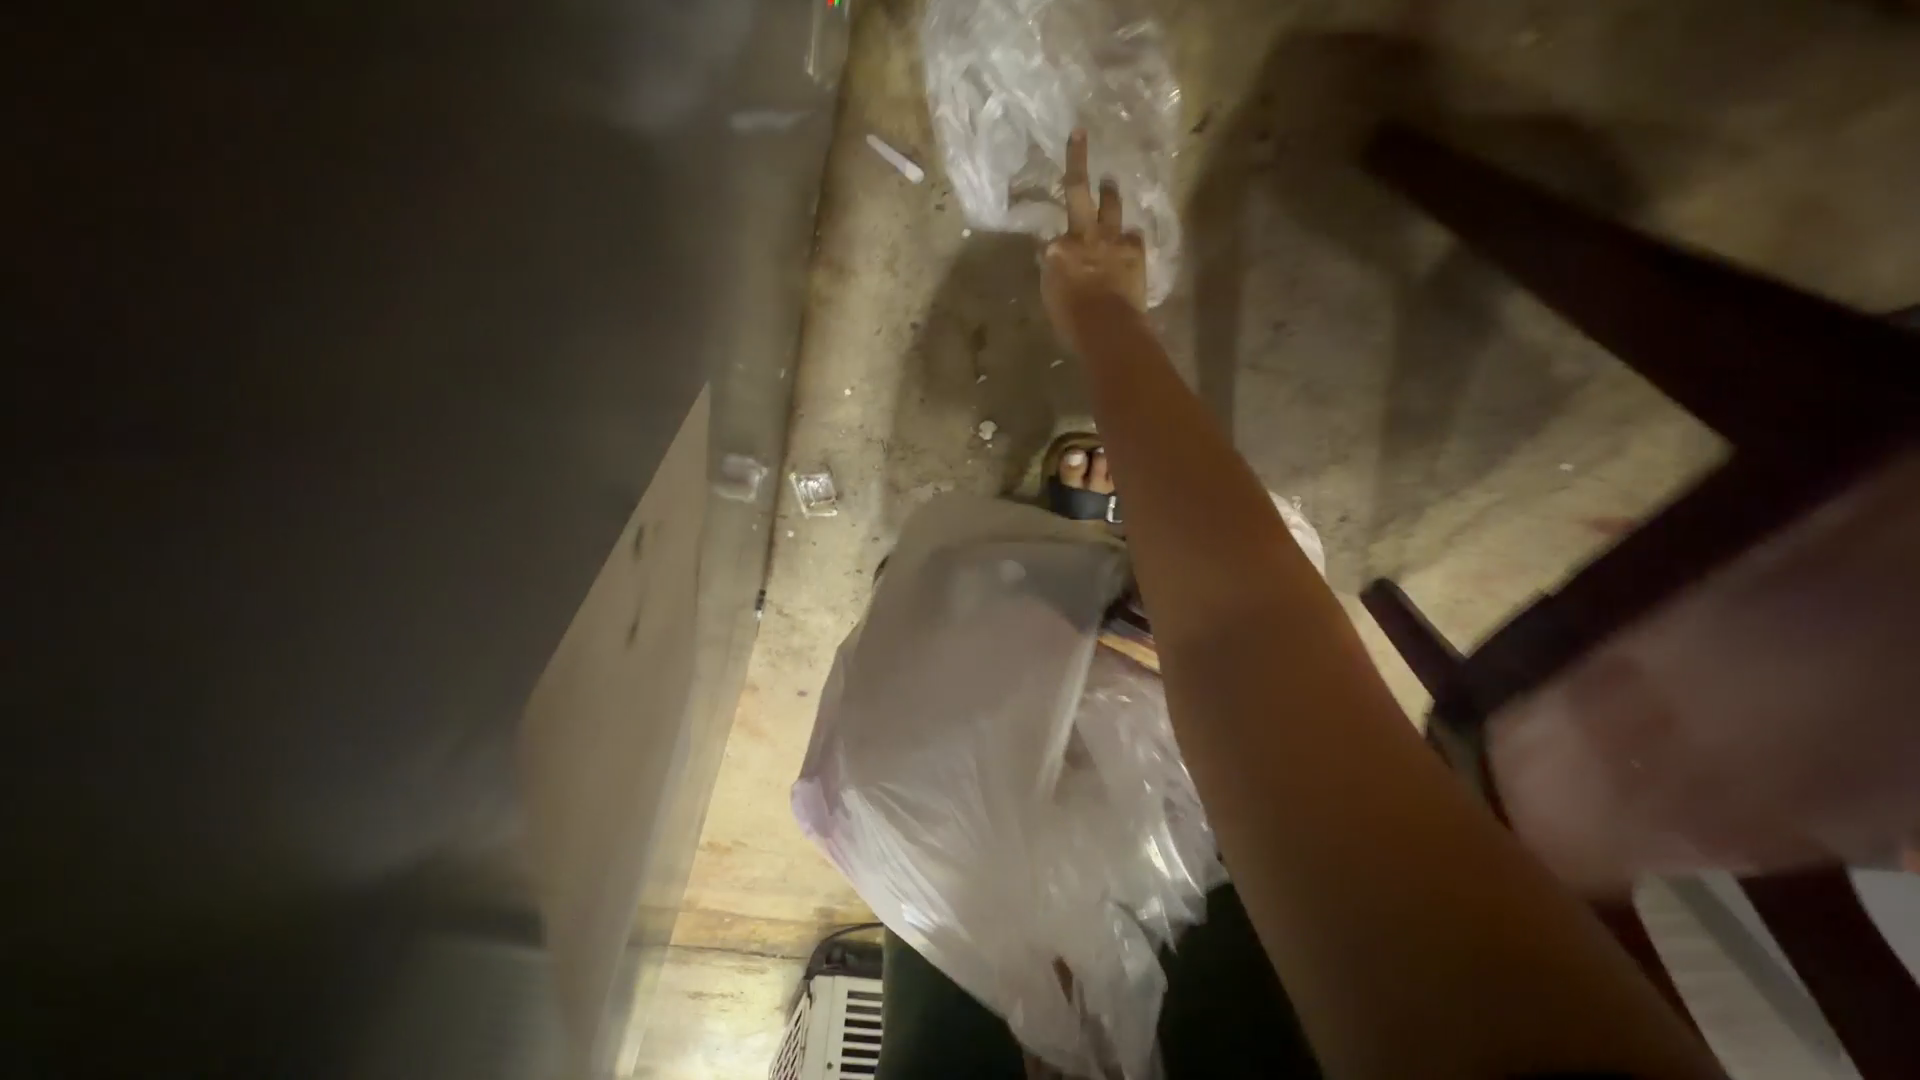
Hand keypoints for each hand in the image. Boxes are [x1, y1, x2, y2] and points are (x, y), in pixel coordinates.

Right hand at [1042, 129, 1147, 351]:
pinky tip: (1129, 239)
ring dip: (1110, 191)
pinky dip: (1129, 236)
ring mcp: (1111, 239)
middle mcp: (1083, 234)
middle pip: (1078, 191)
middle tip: (1079, 134)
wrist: (1109, 327)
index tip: (1051, 249)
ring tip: (1110, 181)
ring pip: (1111, 205)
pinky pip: (1132, 235)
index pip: (1050, 237)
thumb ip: (1051, 273)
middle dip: (1077, 159)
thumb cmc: (1072, 320)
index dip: (1051, 243)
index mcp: (1056, 250)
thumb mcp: (1050, 297)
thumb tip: (1052, 260)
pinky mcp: (1135, 249)